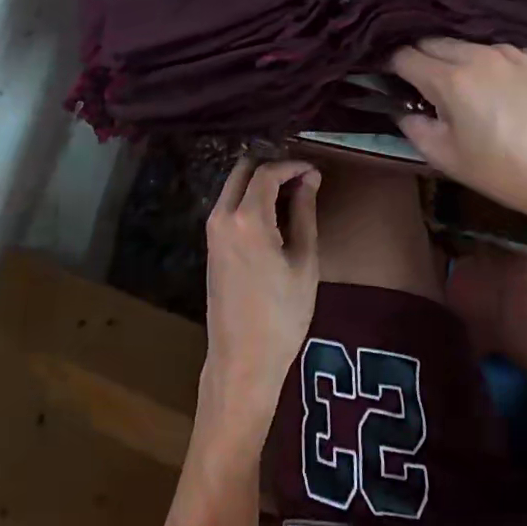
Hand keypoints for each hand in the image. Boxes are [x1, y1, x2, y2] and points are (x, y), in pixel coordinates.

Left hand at [200, 157, 322, 424]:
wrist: (243, 360)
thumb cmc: (282, 313)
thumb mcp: (304, 261)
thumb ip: (305, 212)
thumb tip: (310, 178)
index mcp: (247, 218)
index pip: (268, 172)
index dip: (293, 165)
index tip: (315, 172)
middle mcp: (222, 216)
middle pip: (244, 169)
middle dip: (273, 166)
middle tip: (302, 177)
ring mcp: (212, 230)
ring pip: (234, 185)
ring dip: (260, 180)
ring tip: (293, 194)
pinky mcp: (211, 244)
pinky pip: (229, 204)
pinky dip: (250, 197)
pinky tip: (274, 212)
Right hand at [388, 39, 526, 224]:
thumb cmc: (499, 170)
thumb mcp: (444, 157)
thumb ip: (413, 127)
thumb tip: (402, 109)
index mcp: (450, 80)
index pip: (405, 56)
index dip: (393, 67)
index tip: (394, 80)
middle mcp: (477, 56)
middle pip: (433, 42)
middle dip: (422, 59)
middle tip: (426, 87)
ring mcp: (509, 53)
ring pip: (467, 46)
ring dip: (457, 61)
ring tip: (468, 90)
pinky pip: (500, 53)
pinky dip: (492, 66)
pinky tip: (501, 91)